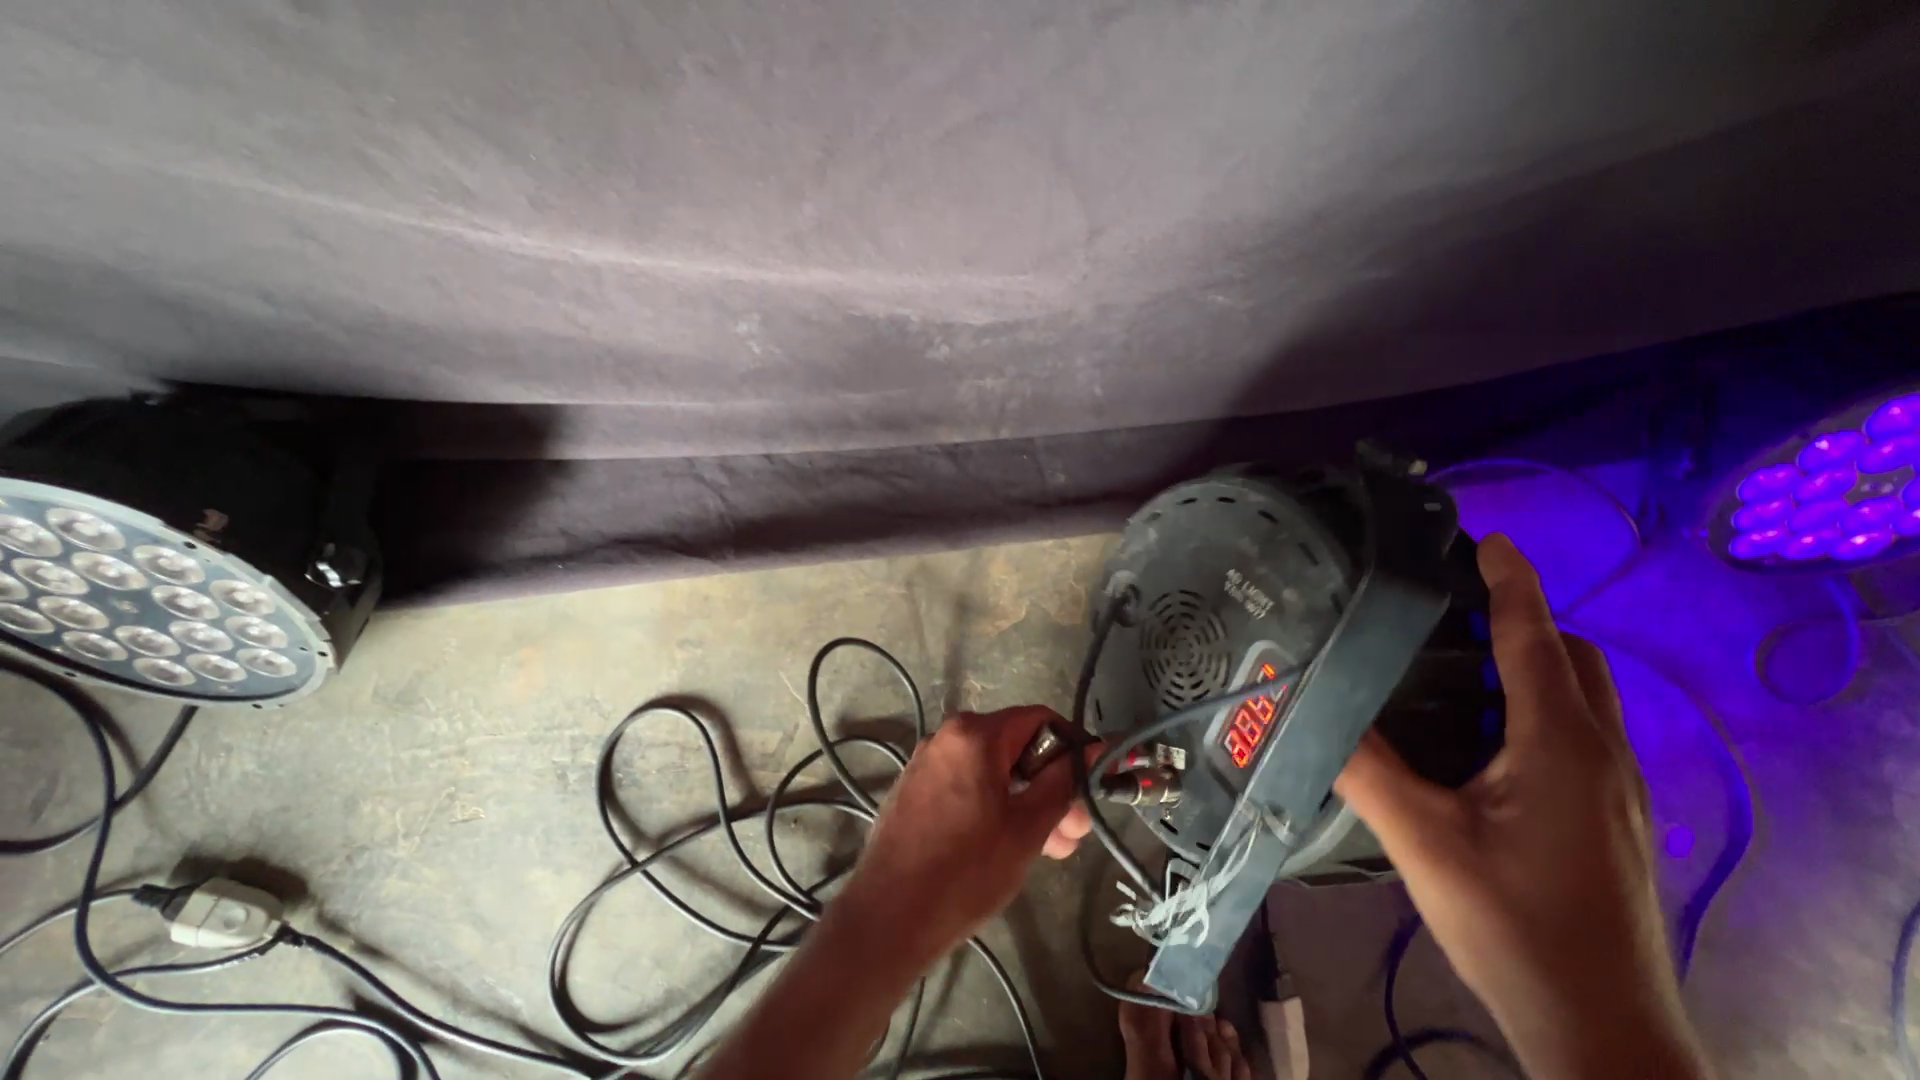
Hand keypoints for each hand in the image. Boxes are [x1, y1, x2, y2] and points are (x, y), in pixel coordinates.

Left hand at [833, 706, 1094, 960]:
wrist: (891, 917)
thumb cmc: (967, 870)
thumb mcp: (1029, 826)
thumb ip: (1065, 781)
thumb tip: (1094, 748)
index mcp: (974, 733)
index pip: (1041, 720)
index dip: (1074, 748)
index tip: (1092, 785)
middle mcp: (946, 737)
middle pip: (1017, 747)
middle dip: (1053, 786)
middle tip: (1076, 832)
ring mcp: (926, 765)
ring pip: (994, 772)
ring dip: (1029, 803)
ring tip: (1053, 849)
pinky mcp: (915, 793)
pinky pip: (968, 787)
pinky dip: (996, 808)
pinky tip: (1013, 846)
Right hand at [1335, 534, 1711, 1079]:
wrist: (1599, 1026)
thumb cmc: (1511, 922)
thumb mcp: (1422, 840)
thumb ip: (1364, 767)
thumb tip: (1301, 704)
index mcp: (1558, 743)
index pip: (1533, 637)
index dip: (1510, 581)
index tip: (1485, 536)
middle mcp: (1603, 754)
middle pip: (1574, 659)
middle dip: (1526, 620)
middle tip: (1454, 612)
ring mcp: (1621, 791)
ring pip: (1586, 699)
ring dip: (1538, 665)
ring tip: (1463, 670)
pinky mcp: (1618, 823)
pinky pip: (1585, 736)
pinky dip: (1544, 709)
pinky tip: (1490, 747)